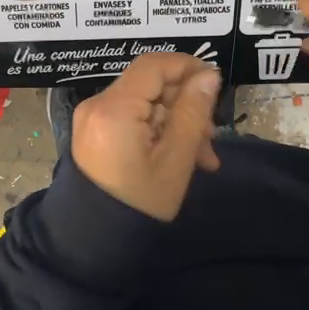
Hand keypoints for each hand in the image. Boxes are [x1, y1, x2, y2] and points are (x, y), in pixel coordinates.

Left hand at [70, 53, 221, 220]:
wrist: (95, 244)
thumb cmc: (140, 204)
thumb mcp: (176, 160)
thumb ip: (193, 113)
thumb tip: (209, 75)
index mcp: (114, 108)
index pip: (153, 65)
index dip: (188, 67)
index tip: (217, 86)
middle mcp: (97, 105)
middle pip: (150, 85)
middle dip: (185, 105)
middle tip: (212, 137)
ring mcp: (91, 120)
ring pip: (144, 104)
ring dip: (176, 123)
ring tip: (201, 158)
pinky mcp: (93, 134)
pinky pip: (131, 120)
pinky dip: (156, 132)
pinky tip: (179, 158)